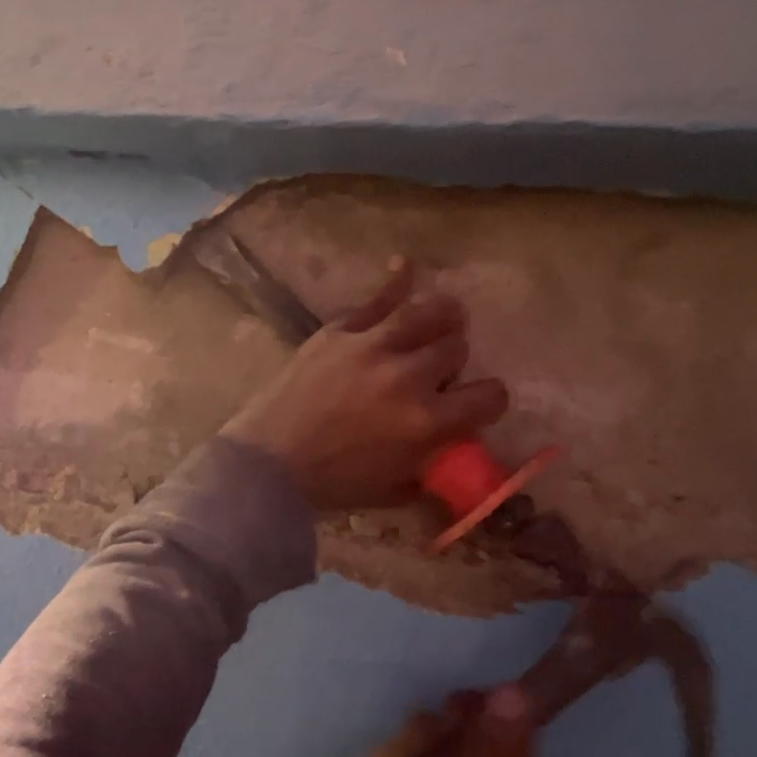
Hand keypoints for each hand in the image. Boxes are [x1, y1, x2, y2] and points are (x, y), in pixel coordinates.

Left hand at [219, 262, 507, 510]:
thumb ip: (429, 467)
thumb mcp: (392, 490)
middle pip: (457, 348)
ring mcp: (371, 347)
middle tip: (433, 375)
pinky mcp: (337, 333)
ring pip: (429, 311)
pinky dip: (394, 282)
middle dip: (453, 362)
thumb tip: (448, 451)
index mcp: (427, 421)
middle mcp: (408, 376)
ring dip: (440, 316)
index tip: (473, 406)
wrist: (266, 464)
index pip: (490, 395)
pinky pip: (375, 299)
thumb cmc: (329, 485)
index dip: (487, 401)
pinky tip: (406, 267)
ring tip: (440, 320)